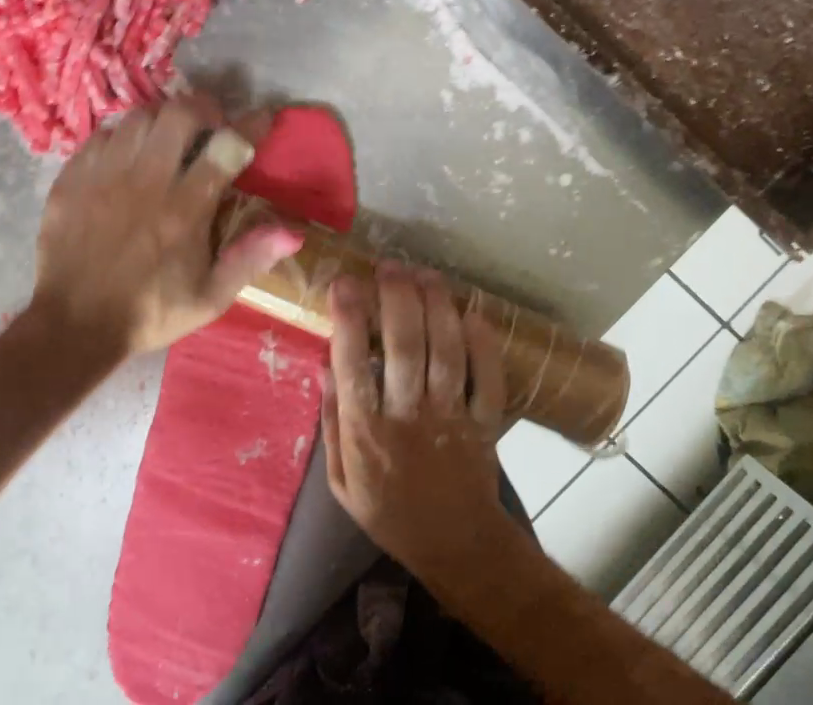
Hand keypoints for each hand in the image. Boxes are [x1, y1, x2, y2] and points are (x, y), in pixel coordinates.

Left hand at [31, 96, 304, 355]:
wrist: (74, 325)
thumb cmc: (149, 313)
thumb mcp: (209, 299)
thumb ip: (250, 259)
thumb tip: (292, 231)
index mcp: (185, 210)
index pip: (227, 147)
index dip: (251, 125)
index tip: (262, 118)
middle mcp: (146, 181)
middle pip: (180, 114)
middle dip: (203, 109)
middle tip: (210, 125)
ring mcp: (105, 175)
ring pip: (139, 117)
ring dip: (162, 119)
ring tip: (169, 136)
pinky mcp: (72, 177)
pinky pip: (102, 134)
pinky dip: (123, 135)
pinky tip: (129, 153)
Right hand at [320, 264, 516, 586]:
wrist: (453, 544)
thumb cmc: (388, 510)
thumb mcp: (340, 480)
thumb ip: (333, 423)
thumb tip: (325, 366)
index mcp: (366, 432)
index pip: (351, 365)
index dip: (347, 319)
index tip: (343, 283)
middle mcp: (408, 417)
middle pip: (404, 347)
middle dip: (397, 299)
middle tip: (391, 267)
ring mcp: (451, 418)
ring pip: (446, 353)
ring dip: (437, 308)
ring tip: (426, 275)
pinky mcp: (485, 422)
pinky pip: (487, 378)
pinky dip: (483, 343)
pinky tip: (472, 312)